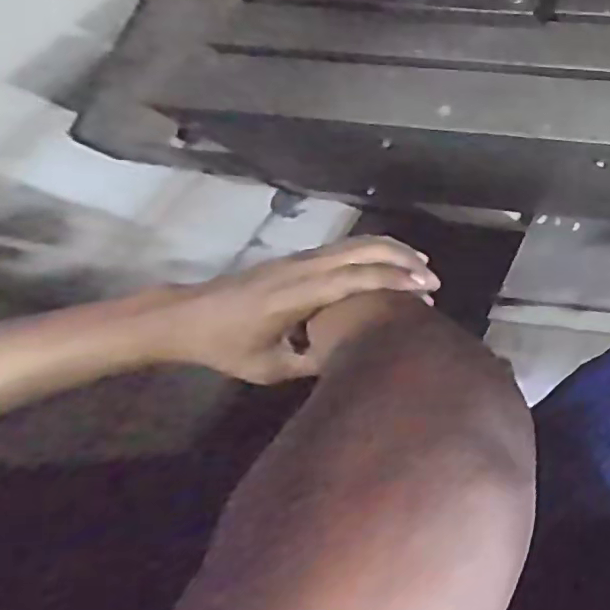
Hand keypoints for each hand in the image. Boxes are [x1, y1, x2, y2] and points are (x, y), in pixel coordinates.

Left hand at [153, 237, 438, 383]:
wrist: (177, 318)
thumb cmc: (223, 346)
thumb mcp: (269, 367)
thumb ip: (317, 361)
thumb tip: (357, 358)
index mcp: (296, 294)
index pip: (358, 277)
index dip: (396, 280)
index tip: (427, 290)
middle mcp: (303, 268)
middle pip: (366, 249)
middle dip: (406, 260)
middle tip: (432, 281)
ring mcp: (302, 258)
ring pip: (360, 242)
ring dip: (397, 252)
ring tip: (423, 269)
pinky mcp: (302, 257)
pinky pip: (350, 246)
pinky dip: (380, 251)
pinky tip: (395, 264)